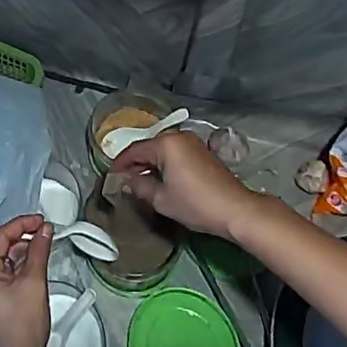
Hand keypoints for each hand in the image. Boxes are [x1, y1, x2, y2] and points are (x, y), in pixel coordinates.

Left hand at [0, 213, 52, 346]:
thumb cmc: (21, 327)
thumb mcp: (33, 283)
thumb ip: (38, 250)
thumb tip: (45, 228)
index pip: (0, 236)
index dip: (22, 224)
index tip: (43, 220)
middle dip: (23, 237)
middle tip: (46, 231)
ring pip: (3, 259)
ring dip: (22, 251)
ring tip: (44, 246)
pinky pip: (4, 273)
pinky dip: (19, 266)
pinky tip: (35, 263)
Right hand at [107, 129, 271, 239]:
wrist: (235, 209)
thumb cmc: (196, 203)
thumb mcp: (162, 199)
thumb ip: (140, 186)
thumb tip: (129, 181)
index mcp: (166, 143)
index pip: (134, 150)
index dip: (120, 165)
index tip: (110, 177)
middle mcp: (179, 136)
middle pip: (149, 147)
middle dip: (135, 164)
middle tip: (123, 181)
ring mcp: (193, 142)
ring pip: (163, 150)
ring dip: (151, 164)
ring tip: (140, 182)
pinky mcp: (202, 152)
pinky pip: (176, 154)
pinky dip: (165, 164)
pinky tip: (161, 179)